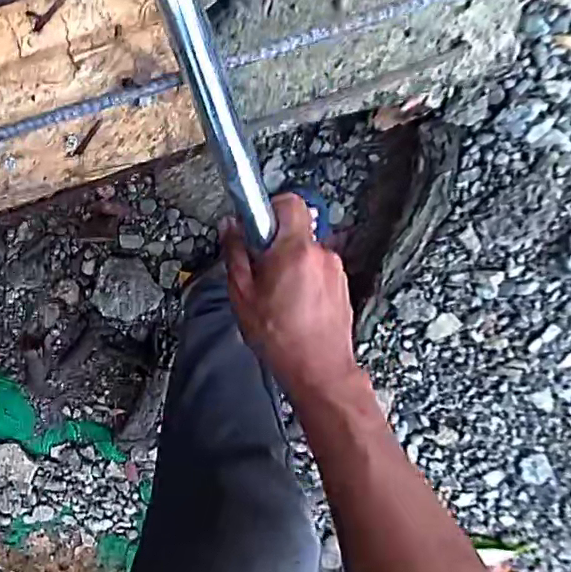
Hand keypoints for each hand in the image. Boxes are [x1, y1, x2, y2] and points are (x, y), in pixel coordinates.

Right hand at [221, 193, 362, 396]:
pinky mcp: (340, 284)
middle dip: (273, 243)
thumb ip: (235, 254)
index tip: (252, 221)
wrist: (318, 369)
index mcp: (295, 250)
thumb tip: (230, 228)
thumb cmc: (282, 338)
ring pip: (304, 250)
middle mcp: (321, 254)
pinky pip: (315, 268)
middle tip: (258, 268)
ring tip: (274, 292)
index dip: (267, 207)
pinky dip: (302, 277)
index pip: (288, 201)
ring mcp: (334, 269)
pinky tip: (290, 303)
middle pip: (293, 229)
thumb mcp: (242, 294)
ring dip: (288, 263)